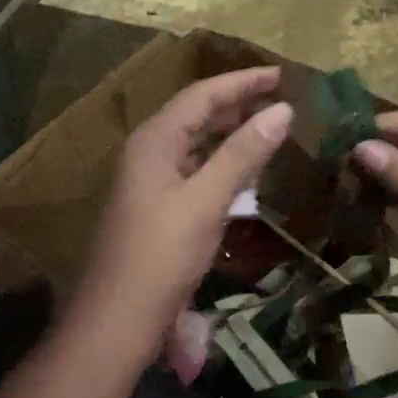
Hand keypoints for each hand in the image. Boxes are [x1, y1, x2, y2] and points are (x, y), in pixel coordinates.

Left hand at [66, 67, 294, 372]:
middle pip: (196, 113)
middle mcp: (148, 150)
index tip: (279, 74)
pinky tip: (244, 171)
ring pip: (195, 141)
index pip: (202, 94)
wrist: (114, 322)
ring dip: (230, 131)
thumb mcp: (206, 201)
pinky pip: (193, 167)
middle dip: (237, 102)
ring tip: (268, 125)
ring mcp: (149, 179)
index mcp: (154, 139)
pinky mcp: (155, 205)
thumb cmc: (160, 255)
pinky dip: (221, 161)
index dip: (242, 82)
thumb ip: (244, 153)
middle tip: (279, 96)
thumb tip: (282, 110)